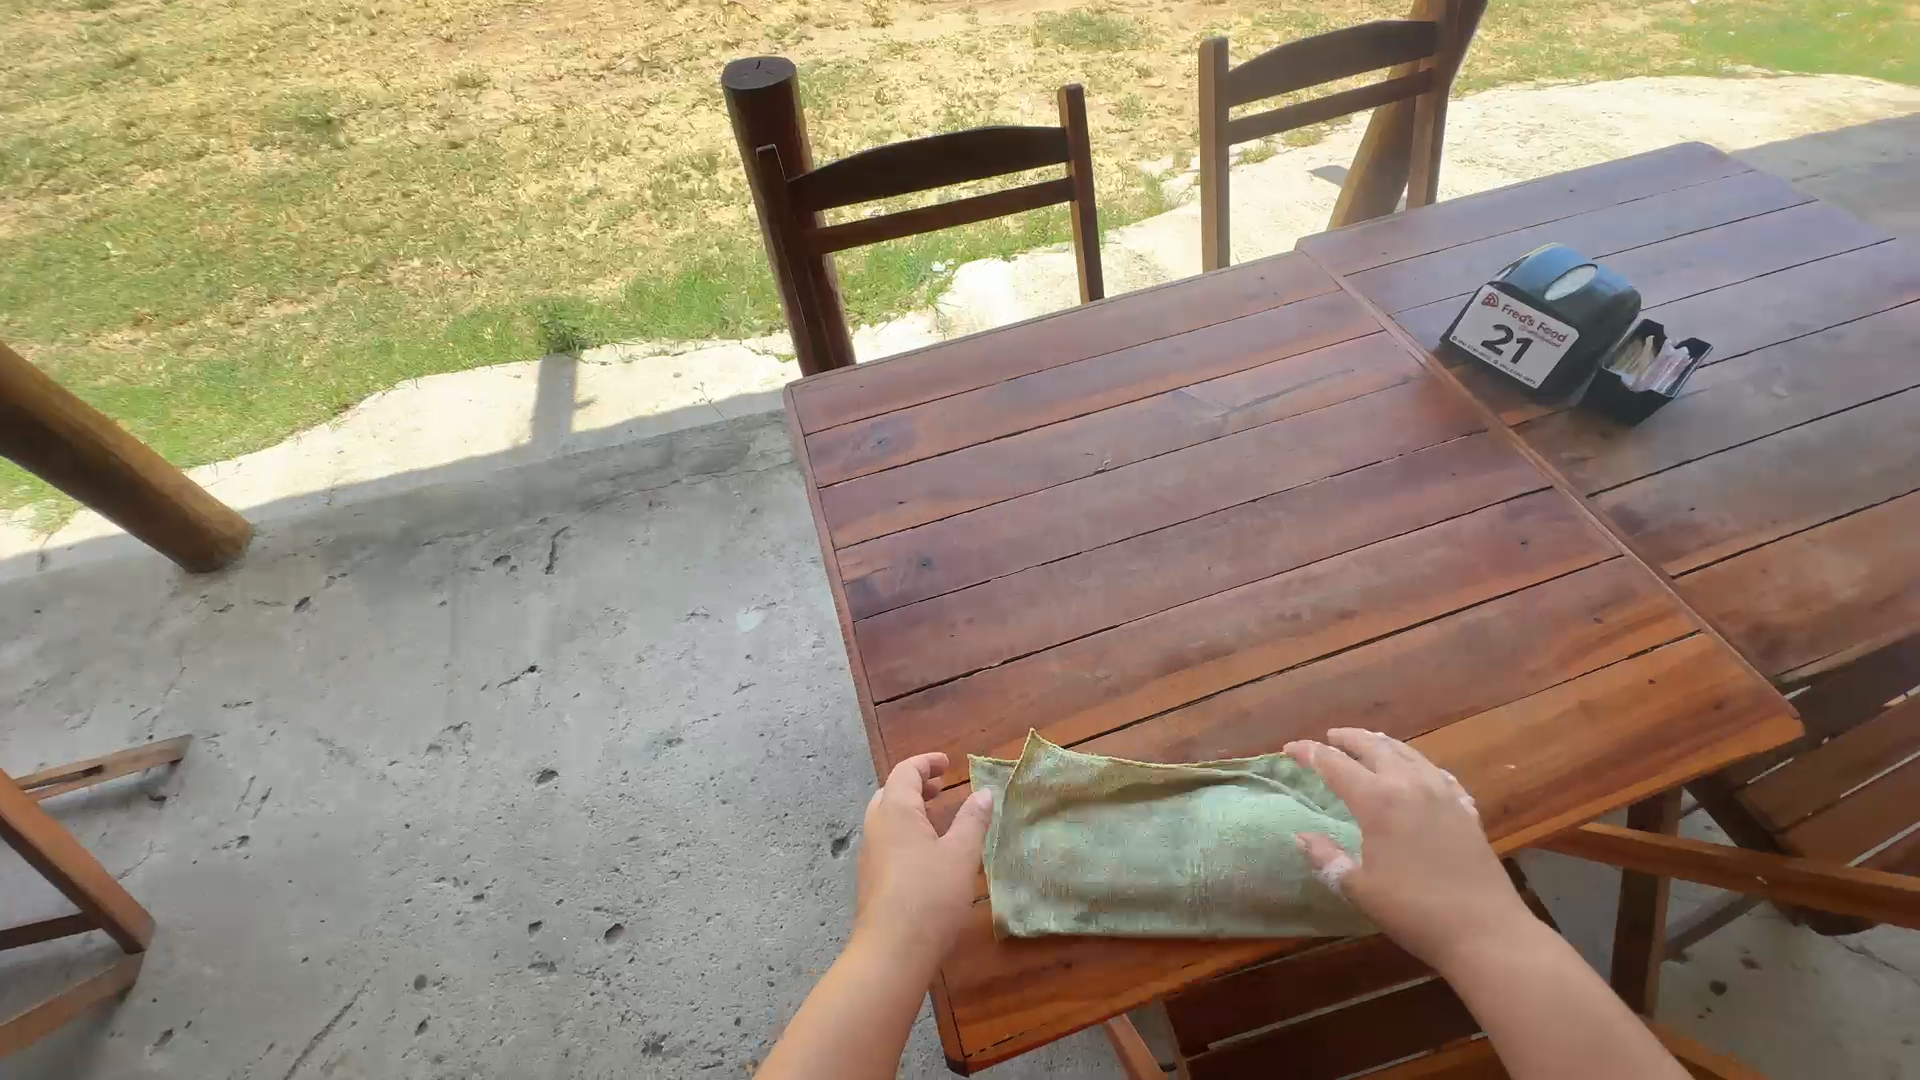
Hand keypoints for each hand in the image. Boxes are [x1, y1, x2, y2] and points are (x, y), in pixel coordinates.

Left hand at [852, 753, 993, 965]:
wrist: (891, 953)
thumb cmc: (929, 896)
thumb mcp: (961, 854)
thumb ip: (973, 820)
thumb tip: (984, 792)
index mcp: (895, 810)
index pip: (905, 772)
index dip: (925, 763)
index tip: (946, 764)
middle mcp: (876, 826)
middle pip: (891, 792)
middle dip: (916, 785)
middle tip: (940, 788)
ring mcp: (869, 855)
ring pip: (886, 818)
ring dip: (910, 810)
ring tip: (937, 818)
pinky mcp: (870, 879)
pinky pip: (886, 840)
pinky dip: (904, 832)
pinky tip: (926, 854)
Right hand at [1284, 729, 1530, 970]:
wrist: (1489, 934)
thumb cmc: (1415, 912)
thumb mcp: (1359, 889)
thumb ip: (1326, 858)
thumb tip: (1302, 837)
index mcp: (1377, 801)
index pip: (1333, 763)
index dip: (1308, 753)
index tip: (1289, 749)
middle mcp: (1409, 786)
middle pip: (1372, 746)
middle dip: (1346, 738)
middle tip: (1328, 737)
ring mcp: (1442, 795)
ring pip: (1407, 753)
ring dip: (1381, 743)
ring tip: (1368, 742)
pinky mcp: (1466, 811)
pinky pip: (1437, 773)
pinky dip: (1418, 763)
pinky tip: (1418, 771)